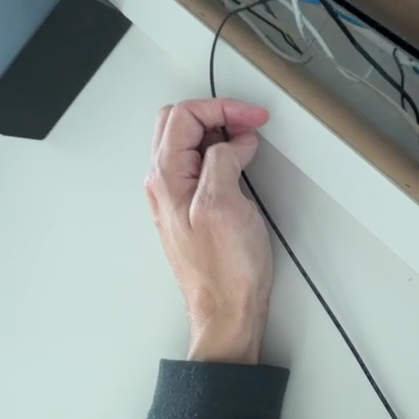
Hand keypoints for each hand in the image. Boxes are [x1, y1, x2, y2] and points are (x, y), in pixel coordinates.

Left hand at [146, 99, 273, 363]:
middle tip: (250, 122)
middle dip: (216, 114)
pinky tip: (242, 161)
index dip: (222, 109)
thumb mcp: (224, 204)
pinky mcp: (193, 207)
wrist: (226, 310)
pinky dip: (222, 152)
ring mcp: (177, 196)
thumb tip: (233, 141)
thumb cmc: (225, 269)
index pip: (184, 117)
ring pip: (188, 142)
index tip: (253, 117)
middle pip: (179, 123)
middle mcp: (164, 183)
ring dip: (219, 131)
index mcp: (166, 178)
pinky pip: (200, 164)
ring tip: (249, 139)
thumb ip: (224, 161)